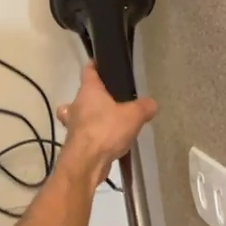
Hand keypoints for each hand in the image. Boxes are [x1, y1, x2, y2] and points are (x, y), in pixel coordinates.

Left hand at [56, 63, 158, 180]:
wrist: (87, 162)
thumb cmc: (106, 130)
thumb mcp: (133, 116)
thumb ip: (144, 107)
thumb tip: (152, 103)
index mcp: (88, 91)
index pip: (88, 70)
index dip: (95, 65)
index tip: (101, 63)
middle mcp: (76, 105)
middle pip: (81, 95)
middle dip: (92, 96)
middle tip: (109, 100)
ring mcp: (73, 125)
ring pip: (78, 116)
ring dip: (89, 117)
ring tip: (107, 122)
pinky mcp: (75, 143)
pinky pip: (84, 134)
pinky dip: (94, 135)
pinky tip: (108, 141)